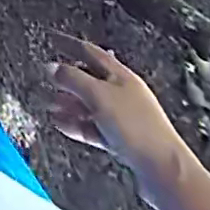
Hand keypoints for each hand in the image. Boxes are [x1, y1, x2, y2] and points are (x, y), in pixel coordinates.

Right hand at [47, 32, 192, 195]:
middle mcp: (122, 93)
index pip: (90, 52)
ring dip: (68, 103)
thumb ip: (72, 79)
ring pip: (89, 105)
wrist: (163, 171)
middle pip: (89, 79)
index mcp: (121, 75)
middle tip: (46, 77)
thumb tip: (51, 67)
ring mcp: (122, 118)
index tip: (53, 37)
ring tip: (47, 103)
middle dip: (66, 78)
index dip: (70, 43)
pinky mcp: (121, 140)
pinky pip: (93, 127)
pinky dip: (76, 124)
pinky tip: (61, 124)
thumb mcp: (98, 95)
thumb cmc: (137, 127)